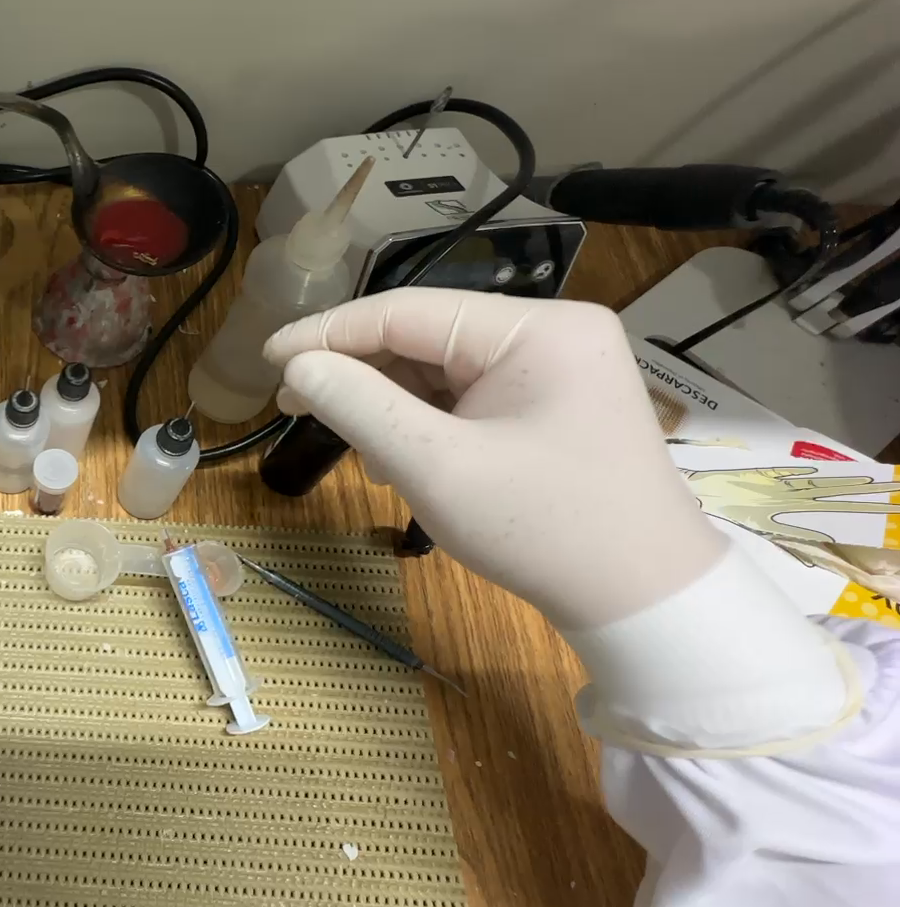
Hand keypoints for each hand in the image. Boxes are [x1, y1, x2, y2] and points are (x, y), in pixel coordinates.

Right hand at [264, 288, 725, 627]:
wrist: (638, 595)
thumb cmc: (539, 527)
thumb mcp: (434, 465)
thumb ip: (358, 406)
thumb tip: (296, 367)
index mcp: (534, 330)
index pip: (405, 311)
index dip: (327, 332)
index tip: (267, 357)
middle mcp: (546, 334)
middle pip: (419, 337)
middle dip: (350, 370)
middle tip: (287, 401)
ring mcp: (548, 369)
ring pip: (433, 369)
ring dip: (377, 400)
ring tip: (333, 434)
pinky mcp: (541, 404)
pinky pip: (455, 396)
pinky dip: (411, 420)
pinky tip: (386, 453)